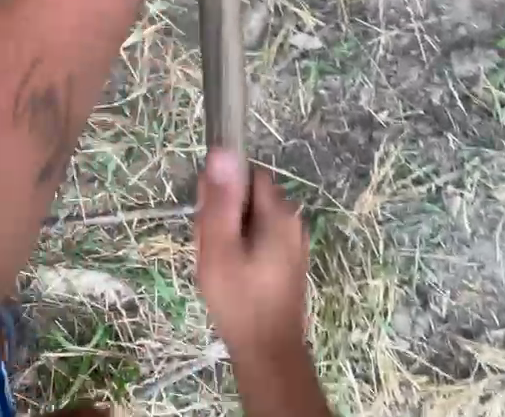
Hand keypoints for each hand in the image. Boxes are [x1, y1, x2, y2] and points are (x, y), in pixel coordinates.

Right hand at [195, 149, 309, 362]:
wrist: (268, 354)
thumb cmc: (240, 299)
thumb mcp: (219, 247)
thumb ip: (219, 199)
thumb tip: (221, 150)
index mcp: (279, 212)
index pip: (247, 173)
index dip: (224, 189)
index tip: (209, 216)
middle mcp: (293, 221)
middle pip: (249, 195)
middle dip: (226, 212)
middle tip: (211, 244)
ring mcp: (294, 242)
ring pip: (252, 218)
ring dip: (231, 232)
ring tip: (219, 261)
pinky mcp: (289, 261)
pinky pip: (260, 237)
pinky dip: (243, 247)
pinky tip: (232, 272)